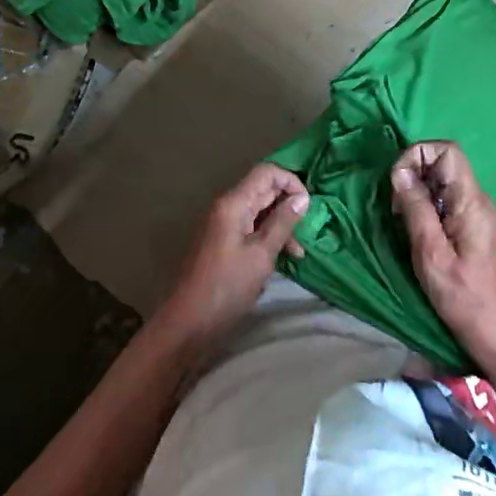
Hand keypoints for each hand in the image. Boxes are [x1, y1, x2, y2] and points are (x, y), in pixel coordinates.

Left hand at [159, 163, 308, 344]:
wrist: (187, 323)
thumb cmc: (226, 287)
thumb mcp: (261, 255)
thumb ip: (282, 223)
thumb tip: (302, 198)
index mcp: (233, 203)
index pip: (267, 172)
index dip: (291, 181)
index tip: (307, 205)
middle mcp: (227, 207)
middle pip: (264, 189)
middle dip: (288, 204)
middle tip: (307, 230)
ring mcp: (223, 224)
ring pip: (260, 211)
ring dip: (281, 225)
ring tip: (298, 252)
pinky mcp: (223, 242)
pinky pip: (251, 228)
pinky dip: (268, 237)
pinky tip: (283, 258)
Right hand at [389, 142, 495, 373]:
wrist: (494, 330)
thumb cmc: (461, 295)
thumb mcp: (430, 253)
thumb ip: (416, 208)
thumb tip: (400, 171)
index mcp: (471, 200)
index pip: (447, 150)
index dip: (418, 155)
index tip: (398, 183)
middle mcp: (477, 198)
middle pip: (444, 162)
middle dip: (414, 174)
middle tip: (398, 208)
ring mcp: (477, 211)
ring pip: (442, 180)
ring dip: (417, 191)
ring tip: (404, 221)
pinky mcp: (472, 225)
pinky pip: (446, 198)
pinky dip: (426, 205)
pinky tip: (418, 231)